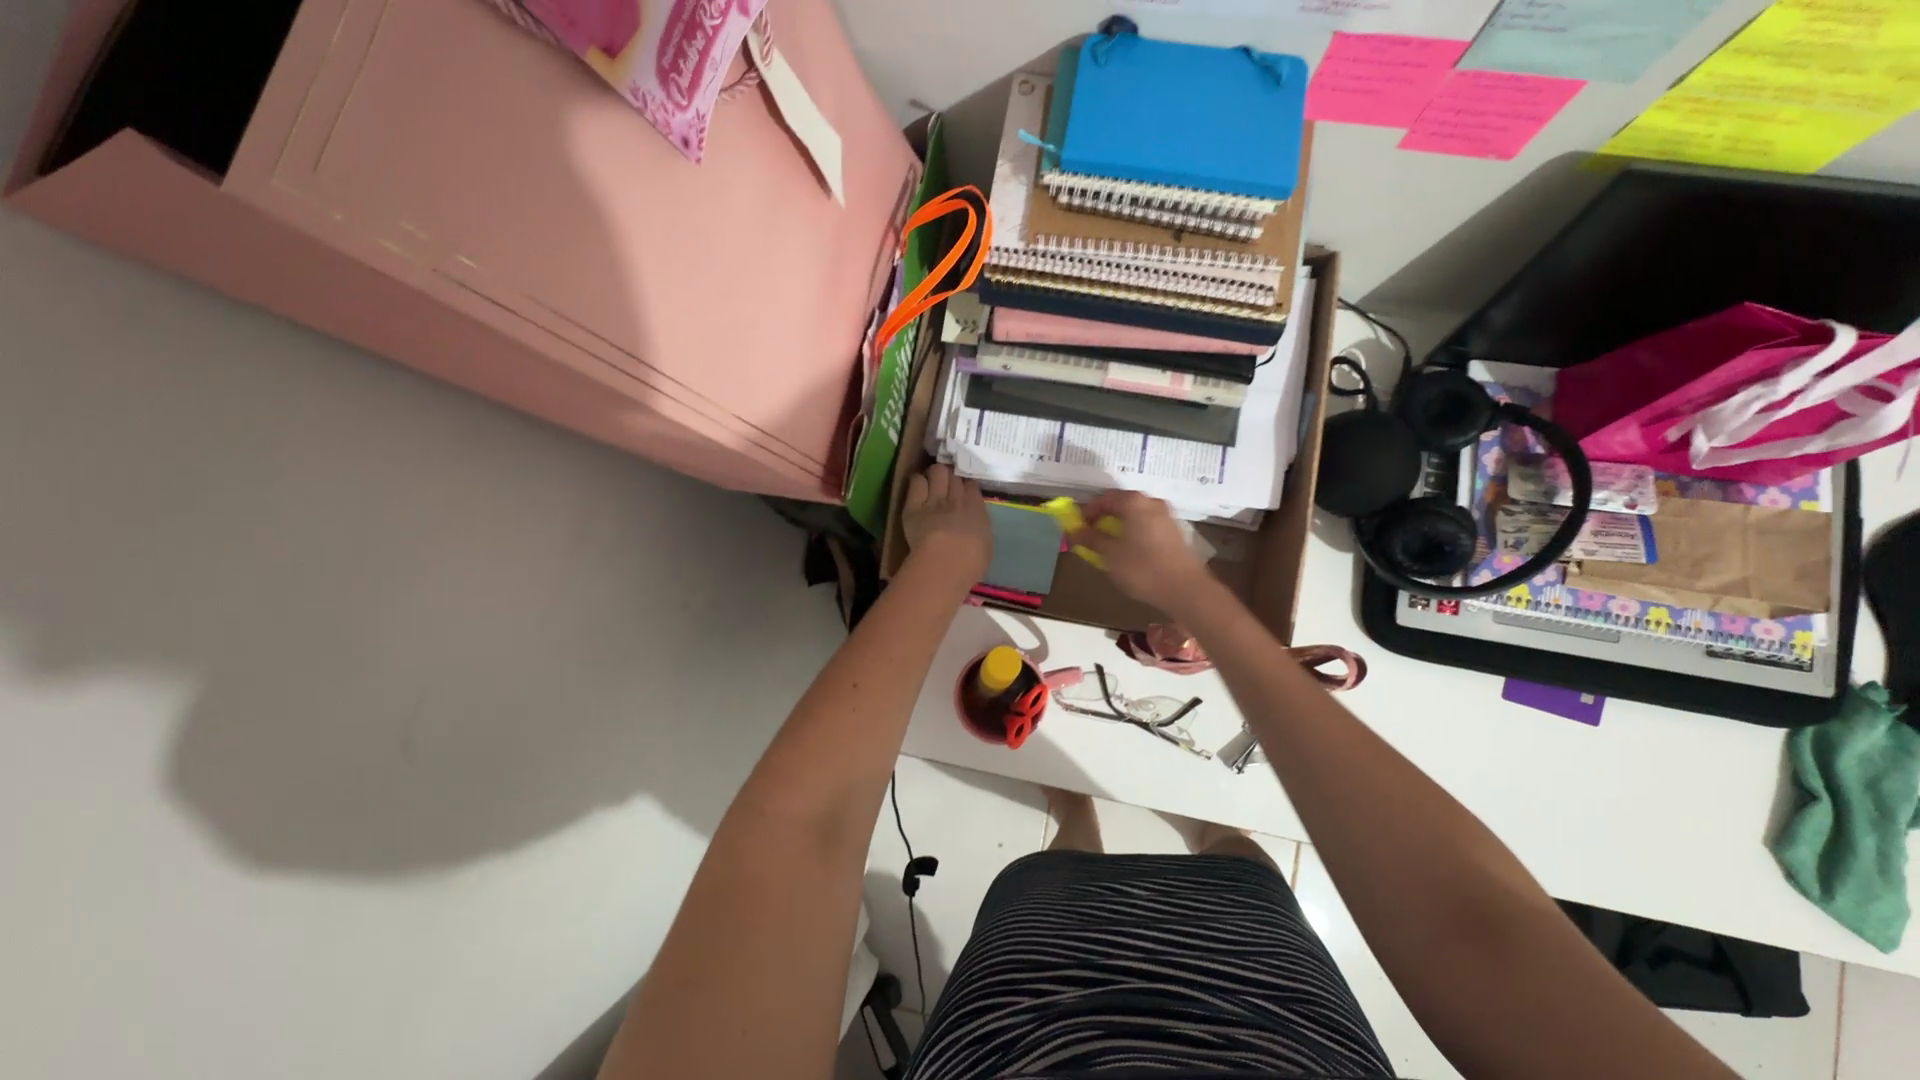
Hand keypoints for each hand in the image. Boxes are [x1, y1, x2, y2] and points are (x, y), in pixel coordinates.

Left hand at [903, 465, 990, 580]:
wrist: (947, 561)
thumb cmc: (971, 561)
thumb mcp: (985, 545)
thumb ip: (979, 528)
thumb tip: (974, 524)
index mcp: (976, 509)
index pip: (971, 485)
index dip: (965, 485)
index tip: (962, 491)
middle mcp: (956, 499)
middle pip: (954, 475)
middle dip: (949, 476)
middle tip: (945, 484)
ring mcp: (934, 499)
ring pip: (936, 472)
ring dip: (934, 475)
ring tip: (930, 483)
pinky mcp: (913, 505)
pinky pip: (916, 482)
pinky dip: (917, 482)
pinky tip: (917, 489)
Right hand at [1073, 490, 1212, 613]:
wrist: (1185, 589)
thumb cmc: (1142, 568)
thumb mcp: (1110, 554)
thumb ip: (1090, 539)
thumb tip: (1074, 530)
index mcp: (1134, 502)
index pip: (1104, 498)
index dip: (1087, 511)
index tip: (1077, 527)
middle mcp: (1151, 502)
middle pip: (1121, 504)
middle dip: (1104, 518)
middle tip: (1091, 535)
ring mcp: (1166, 516)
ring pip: (1135, 515)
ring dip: (1119, 526)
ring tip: (1108, 545)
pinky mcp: (1174, 532)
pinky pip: (1147, 525)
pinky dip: (1133, 532)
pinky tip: (1129, 551)